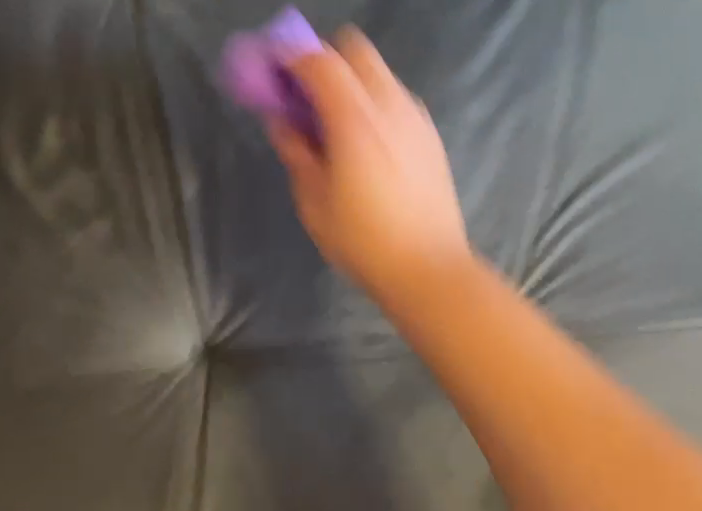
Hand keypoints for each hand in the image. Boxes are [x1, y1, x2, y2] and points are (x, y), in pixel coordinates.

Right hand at [270, 28, 473, 303]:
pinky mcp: (429, 134)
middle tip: (304, 102)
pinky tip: (364, 148)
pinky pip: (395, 100)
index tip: (272, 79)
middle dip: (325, 65)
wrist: (426, 266)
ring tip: (333, 130)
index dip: (290, 63)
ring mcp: (415, 116)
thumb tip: (282, 121)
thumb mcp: (315, 204)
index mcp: (355, 120)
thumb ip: (297, 153)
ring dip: (350, 85)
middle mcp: (389, 105)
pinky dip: (373, 105)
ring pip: (378, 74)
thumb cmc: (362, 243)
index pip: (319, 62)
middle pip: (354, 51)